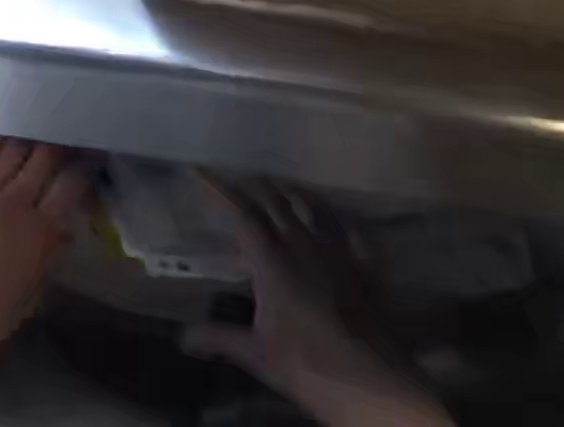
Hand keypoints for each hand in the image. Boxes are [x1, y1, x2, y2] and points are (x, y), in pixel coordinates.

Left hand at [0, 137, 93, 362]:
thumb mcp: (39, 279)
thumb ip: (53, 245)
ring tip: (41, 135)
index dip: (85, 168)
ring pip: (16, 147)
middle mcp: (16, 200)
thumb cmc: (1, 303)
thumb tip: (68, 226)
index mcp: (41, 227)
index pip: (70, 183)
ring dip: (32, 138)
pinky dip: (2, 142)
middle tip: (69, 140)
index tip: (92, 160)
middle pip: (45, 155)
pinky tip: (11, 138)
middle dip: (61, 145)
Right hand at [184, 178, 454, 426]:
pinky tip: (329, 214)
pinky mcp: (360, 266)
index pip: (242, 212)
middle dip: (250, 184)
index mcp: (273, 261)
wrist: (381, 391)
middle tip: (232, 181)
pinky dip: (333, 214)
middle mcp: (302, 246)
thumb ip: (221, 338)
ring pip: (309, 204)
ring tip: (273, 187)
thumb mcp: (260, 356)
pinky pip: (347, 226)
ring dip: (287, 190)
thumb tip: (183, 339)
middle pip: (273, 199)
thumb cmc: (313, 369)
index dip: (220, 189)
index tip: (201, 172)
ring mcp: (335, 252)